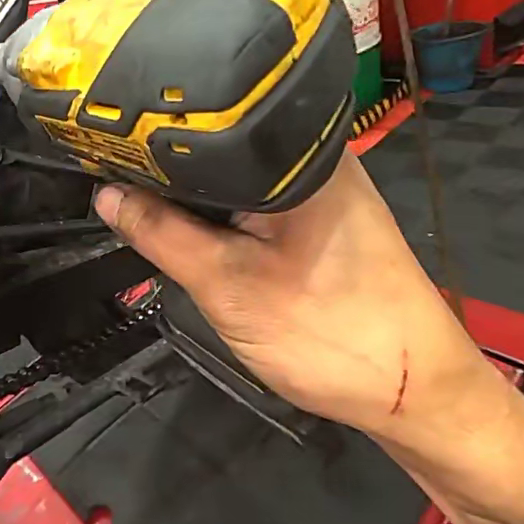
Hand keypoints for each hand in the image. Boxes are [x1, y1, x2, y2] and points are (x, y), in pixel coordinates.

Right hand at [94, 151, 504, 444]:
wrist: (418, 394)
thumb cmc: (330, 332)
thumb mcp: (226, 282)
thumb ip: (161, 232)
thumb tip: (107, 195)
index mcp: (299, 149)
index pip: (206, 128)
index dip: (149, 145)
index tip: (106, 164)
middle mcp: (316, 155)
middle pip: (218, 153)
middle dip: (173, 181)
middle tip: (130, 203)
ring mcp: (324, 188)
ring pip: (235, 183)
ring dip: (201, 205)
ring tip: (163, 221)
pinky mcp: (324, 218)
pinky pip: (258, 204)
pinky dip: (228, 221)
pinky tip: (211, 240)